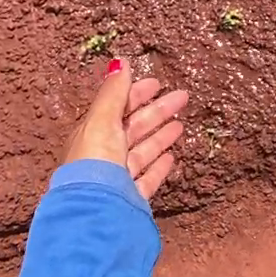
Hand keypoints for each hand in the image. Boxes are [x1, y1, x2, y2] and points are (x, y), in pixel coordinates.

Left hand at [64, 59, 189, 199]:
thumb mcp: (102, 123)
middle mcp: (104, 156)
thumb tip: (119, 61)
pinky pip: (147, 178)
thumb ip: (113, 94)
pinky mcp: (130, 198)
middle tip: (182, 97)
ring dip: (160, 136)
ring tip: (180, 125)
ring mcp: (118, 178)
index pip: (117, 108)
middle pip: (134, 128)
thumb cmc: (96, 164)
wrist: (96, 215)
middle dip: (157, 110)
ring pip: (143, 151)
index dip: (136, 94)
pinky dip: (159, 166)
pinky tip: (172, 157)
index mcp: (93, 136)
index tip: (157, 82)